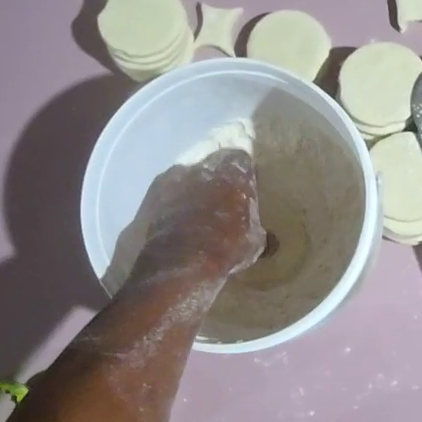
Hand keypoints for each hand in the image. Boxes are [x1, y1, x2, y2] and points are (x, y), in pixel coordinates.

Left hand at [129, 149, 264, 287]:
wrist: (177, 264)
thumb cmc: (223, 249)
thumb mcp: (253, 242)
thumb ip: (257, 229)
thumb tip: (271, 239)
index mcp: (232, 171)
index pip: (241, 157)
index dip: (244, 170)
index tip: (246, 182)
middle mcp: (201, 165)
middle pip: (212, 161)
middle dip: (217, 175)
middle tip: (221, 194)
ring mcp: (173, 177)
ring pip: (187, 174)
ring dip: (193, 186)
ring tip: (197, 207)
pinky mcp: (151, 194)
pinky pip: (168, 191)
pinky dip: (173, 200)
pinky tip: (176, 217)